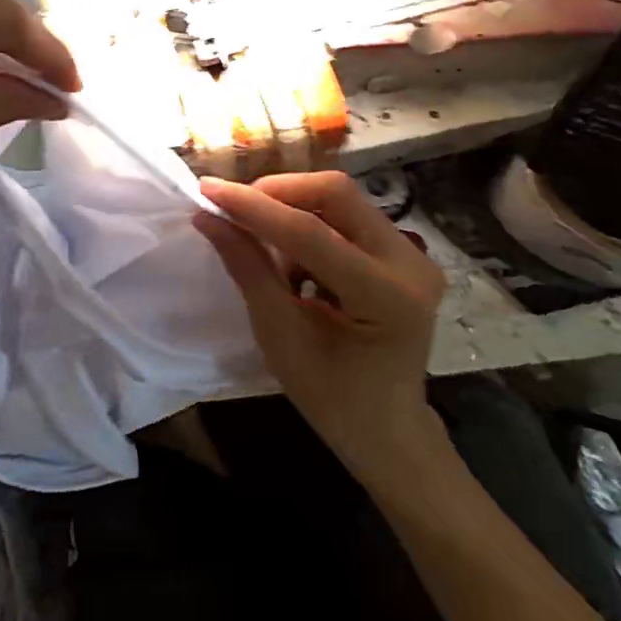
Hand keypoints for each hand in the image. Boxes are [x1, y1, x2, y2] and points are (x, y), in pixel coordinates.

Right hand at [195, 172, 446, 472]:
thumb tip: (208, 218)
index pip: (309, 231)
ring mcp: (414, 255)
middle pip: (337, 194)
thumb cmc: (332, 396)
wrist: (388, 431)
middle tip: (235, 209)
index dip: (253, 206)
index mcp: (385, 295)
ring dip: (292, 208)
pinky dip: (310, 224)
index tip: (206, 190)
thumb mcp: (280, 335)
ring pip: (342, 201)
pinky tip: (292, 260)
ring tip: (260, 241)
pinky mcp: (405, 255)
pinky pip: (349, 218)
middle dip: (277, 193)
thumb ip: (247, 268)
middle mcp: (411, 262)